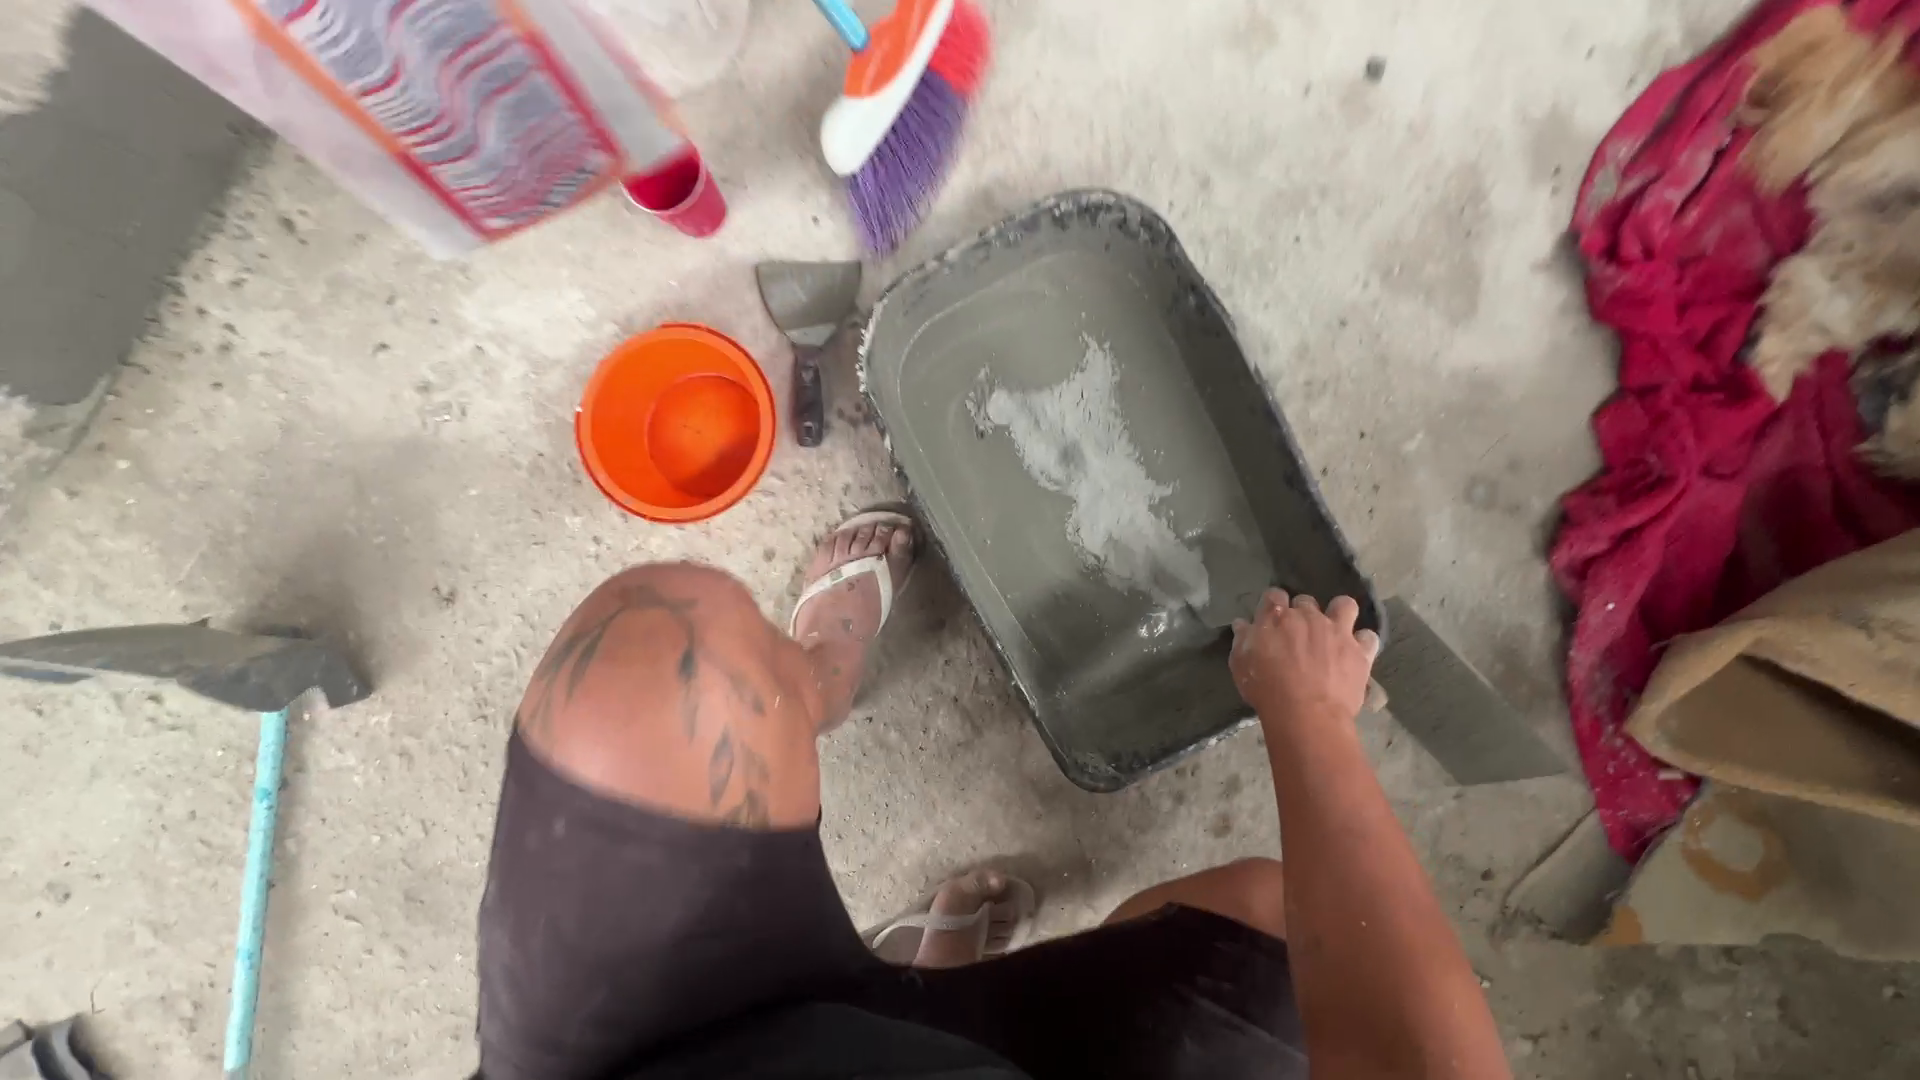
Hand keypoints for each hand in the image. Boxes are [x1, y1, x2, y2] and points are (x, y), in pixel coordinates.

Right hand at [1230, 591, 1379, 726]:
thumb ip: (1242, 638)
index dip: (1272, 604)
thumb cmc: (1266, 688)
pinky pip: (1369, 637)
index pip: (1274, 595)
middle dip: (1301, 612)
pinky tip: (1356, 651)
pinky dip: (1363, 642)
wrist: (1306, 713)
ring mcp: (1337, 631)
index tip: (1271, 618)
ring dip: (1339, 613)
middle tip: (1298, 633)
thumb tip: (1242, 623)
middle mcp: (1308, 616)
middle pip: (1306, 601)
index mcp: (1276, 617)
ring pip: (1344, 606)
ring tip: (1335, 628)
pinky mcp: (1360, 651)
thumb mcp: (1240, 663)